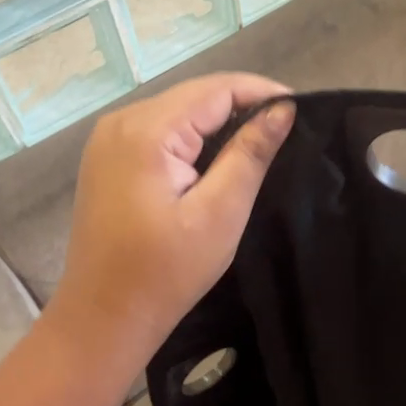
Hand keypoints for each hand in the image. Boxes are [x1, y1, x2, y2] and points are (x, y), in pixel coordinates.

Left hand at [43, 73, 293, 363]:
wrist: (103, 317)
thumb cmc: (166, 271)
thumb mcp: (220, 213)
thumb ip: (249, 154)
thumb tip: (282, 108)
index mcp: (147, 131)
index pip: (216, 89)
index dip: (261, 92)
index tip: (301, 111)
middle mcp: (121, 120)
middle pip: (194, 95)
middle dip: (242, 104)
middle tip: (287, 129)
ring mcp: (108, 138)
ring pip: (178, 110)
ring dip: (219, 120)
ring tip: (261, 141)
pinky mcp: (107, 157)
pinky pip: (160, 130)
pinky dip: (193, 136)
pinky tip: (218, 157)